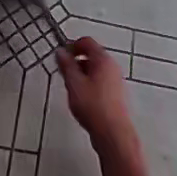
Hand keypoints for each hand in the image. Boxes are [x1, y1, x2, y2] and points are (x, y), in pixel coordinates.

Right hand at [55, 37, 137, 156]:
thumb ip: (66, 65)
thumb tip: (60, 53)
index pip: (87, 42)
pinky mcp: (115, 95)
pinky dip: (89, 83)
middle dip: (76, 60)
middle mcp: (112, 68)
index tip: (62, 54)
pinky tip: (81, 98)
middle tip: (64, 69)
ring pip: (96, 69)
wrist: (112, 133)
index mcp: (103, 60)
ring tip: (71, 85)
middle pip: (92, 55)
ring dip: (82, 73)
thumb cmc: (94, 107)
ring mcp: (116, 81)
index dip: (72, 45)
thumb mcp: (73, 83)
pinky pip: (100, 82)